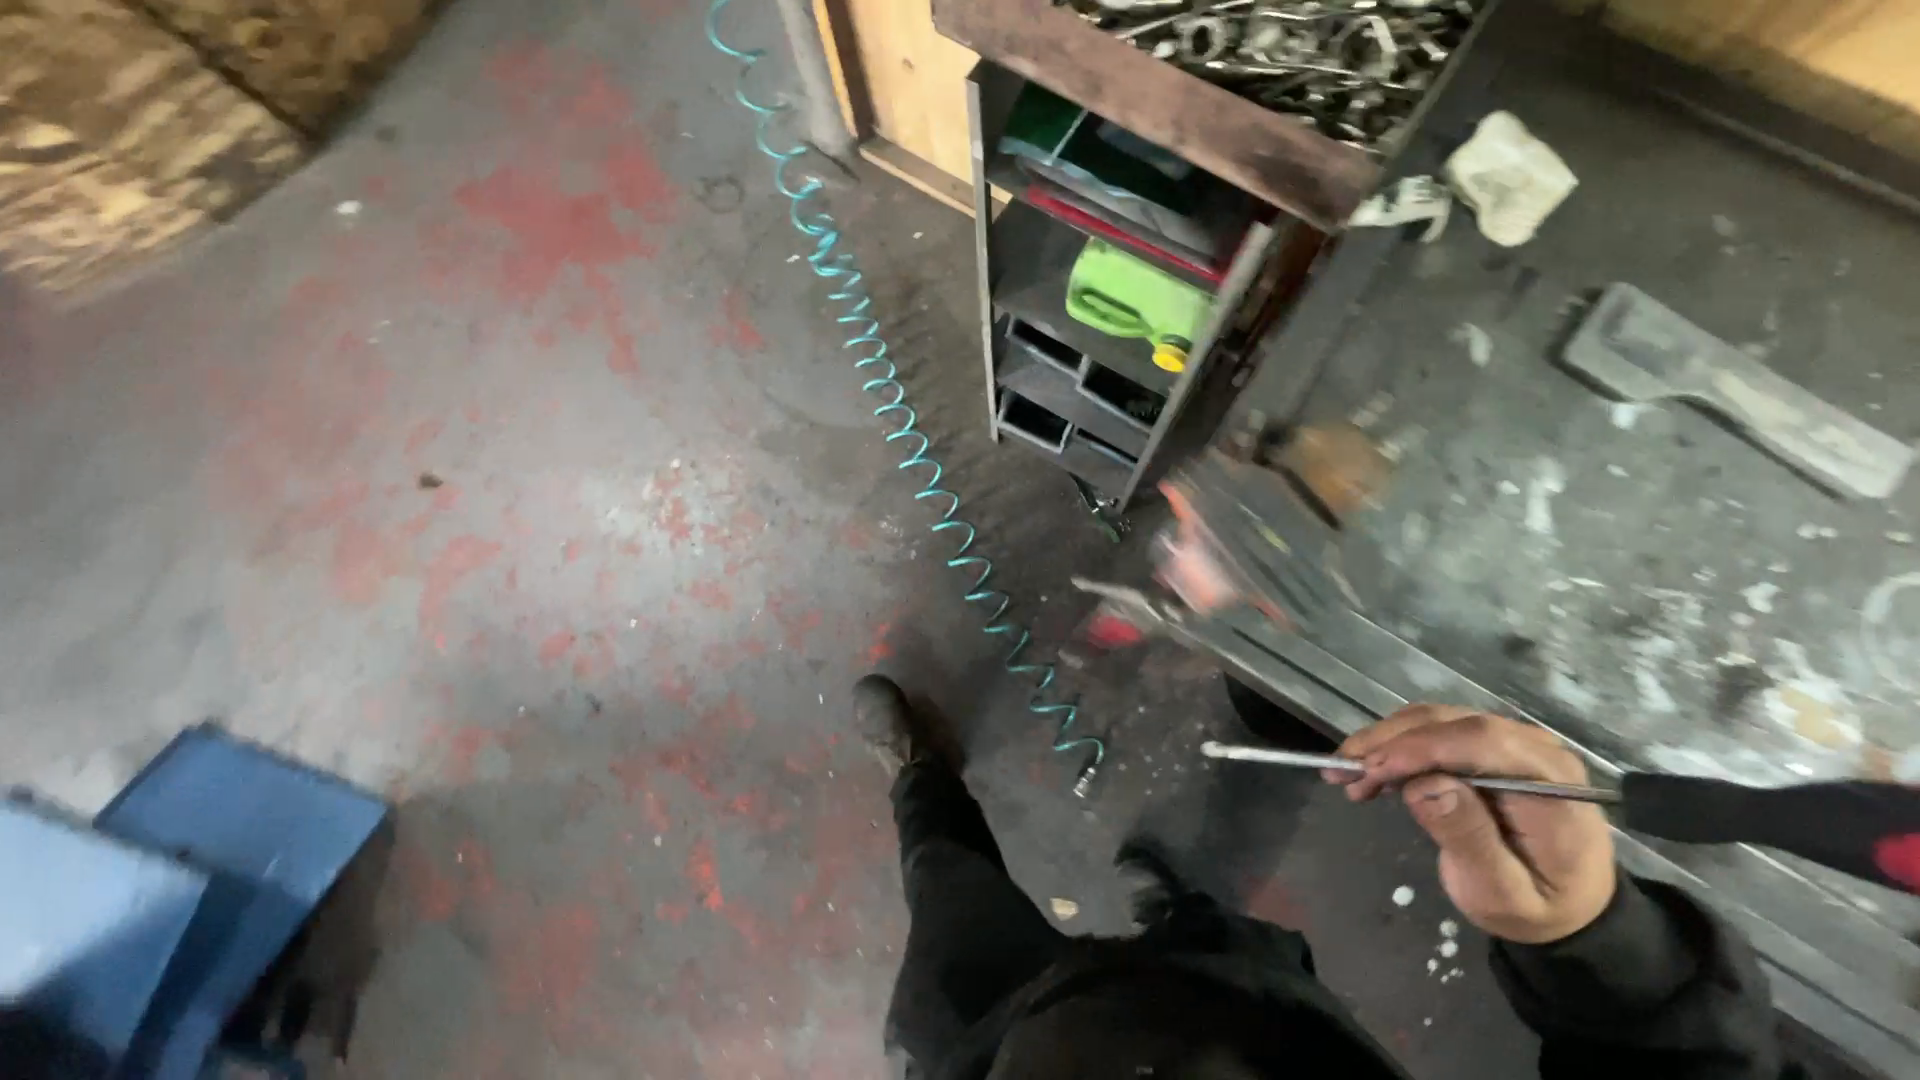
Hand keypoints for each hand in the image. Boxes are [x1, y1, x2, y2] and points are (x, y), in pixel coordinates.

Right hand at [1328, 705, 1616, 944]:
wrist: (1567, 906)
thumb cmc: (1537, 906)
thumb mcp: (1503, 893)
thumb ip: (1469, 839)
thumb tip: (1424, 785)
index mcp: (1551, 782)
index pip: (1479, 740)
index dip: (1418, 747)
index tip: (1369, 769)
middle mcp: (1532, 748)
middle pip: (1447, 722)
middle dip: (1387, 743)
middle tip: (1339, 772)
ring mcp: (1508, 742)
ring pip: (1431, 721)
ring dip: (1382, 743)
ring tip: (1346, 777)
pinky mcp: (1484, 746)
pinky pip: (1430, 732)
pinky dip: (1392, 748)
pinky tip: (1370, 774)